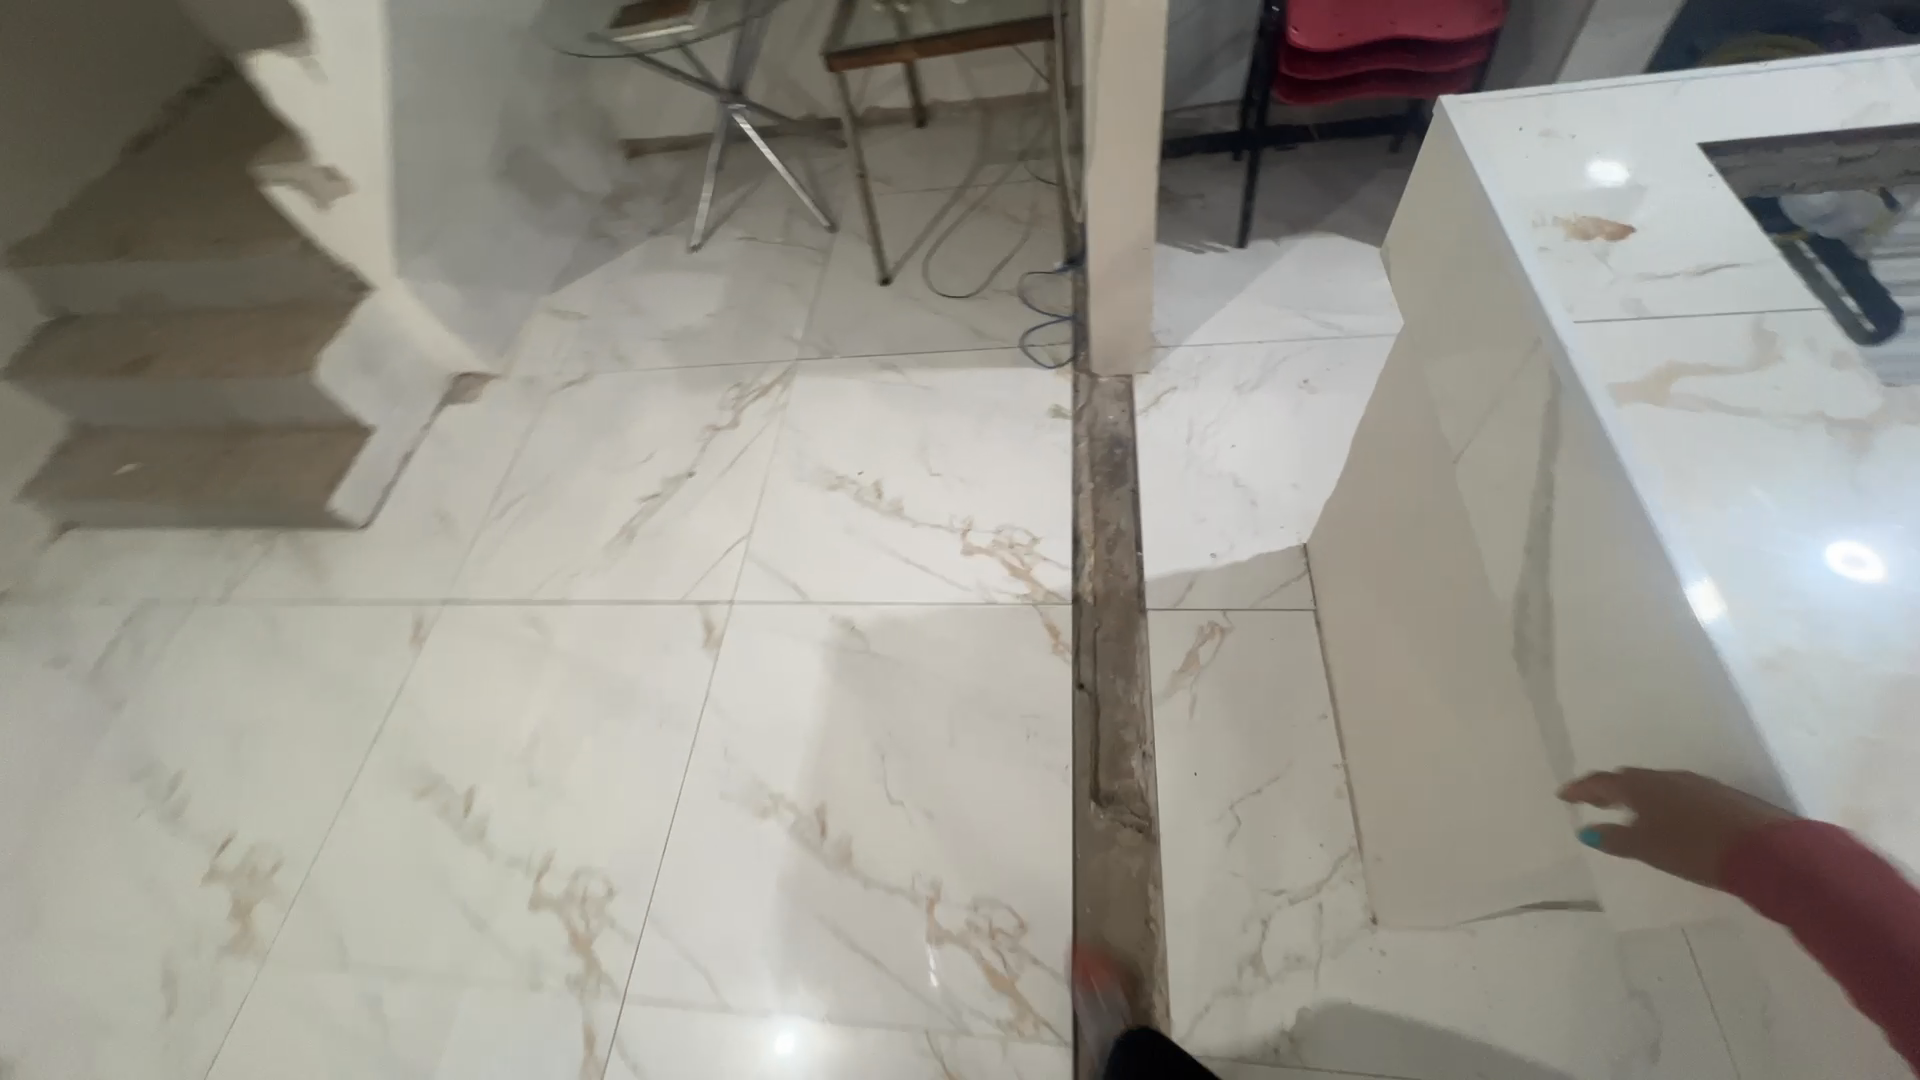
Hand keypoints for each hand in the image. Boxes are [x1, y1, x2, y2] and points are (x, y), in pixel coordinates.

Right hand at [1557, 768, 1792, 887]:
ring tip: (1636, 811)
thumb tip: (1587, 831)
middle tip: (1598, 802)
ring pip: (1660, 786)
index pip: (1600, 782)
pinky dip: (1670, 803)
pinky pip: (1685, 794)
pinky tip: (1676, 818)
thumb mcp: (1646, 848)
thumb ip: (1613, 839)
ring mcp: (1700, 785)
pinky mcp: (1728, 797)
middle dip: (1611, 790)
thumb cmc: (1694, 848)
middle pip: (1630, 780)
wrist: (1772, 853)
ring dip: (1643, 796)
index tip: (1564, 796)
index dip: (1580, 789)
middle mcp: (1665, 778)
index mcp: (1639, 786)